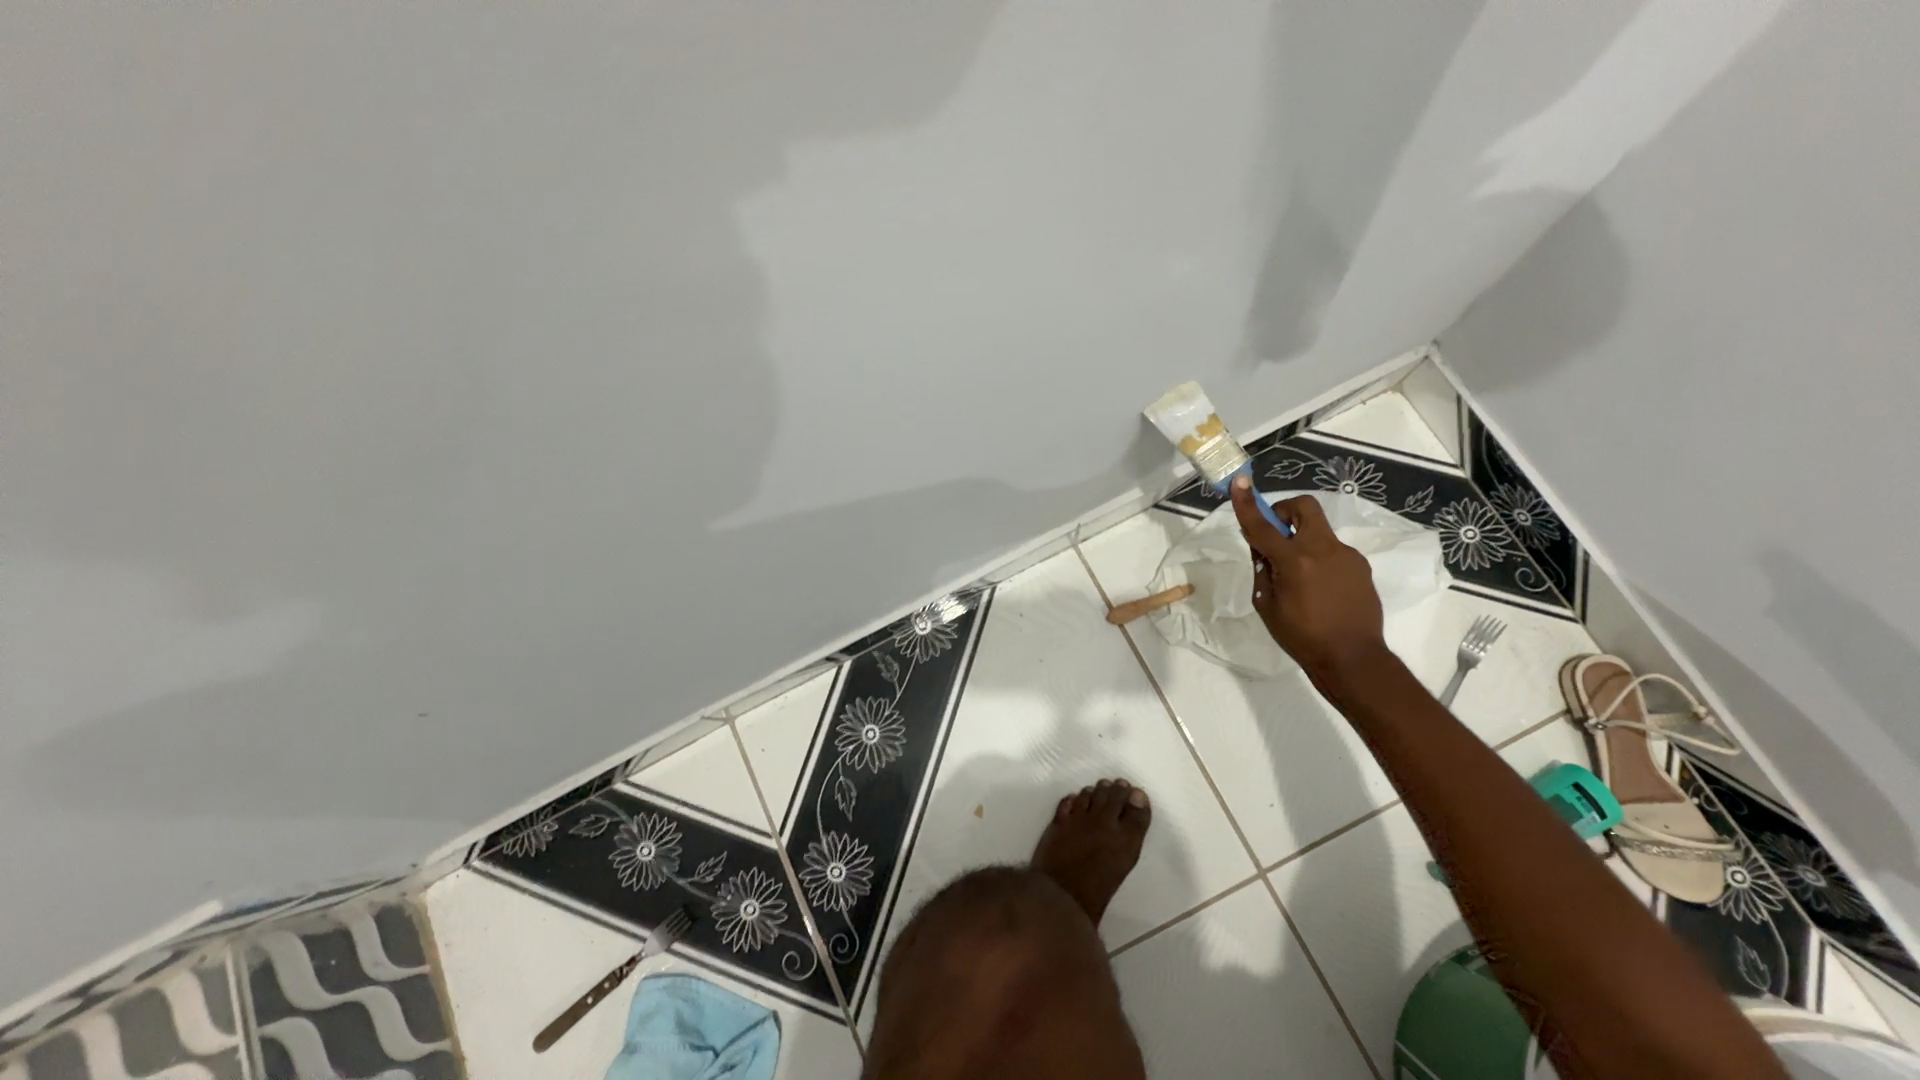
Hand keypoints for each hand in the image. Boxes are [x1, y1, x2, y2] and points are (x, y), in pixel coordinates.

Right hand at [1228, 475, 1387, 686]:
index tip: (1239, 482)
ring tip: (1299, 578)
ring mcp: (1346, 556)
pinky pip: (1333, 552)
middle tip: (1276, 532)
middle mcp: (1322, 550)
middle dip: (1286, 511)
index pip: (1263, 526)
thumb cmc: (1301, 637)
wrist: (1352, 659)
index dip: (1247, 503)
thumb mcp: (1267, 606)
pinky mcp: (1360, 566)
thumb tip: (1263, 550)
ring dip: (1302, 542)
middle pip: (1304, 508)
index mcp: (1294, 562)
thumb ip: (1263, 572)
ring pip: (1318, 532)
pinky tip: (1319, 590)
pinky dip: (1319, 561)